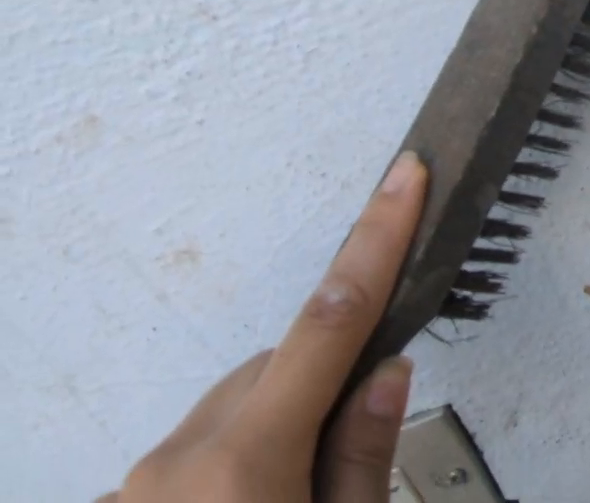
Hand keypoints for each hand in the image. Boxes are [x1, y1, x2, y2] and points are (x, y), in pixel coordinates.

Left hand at [102, 152, 428, 502]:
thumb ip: (361, 454)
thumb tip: (387, 368)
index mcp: (242, 466)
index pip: (331, 320)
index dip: (376, 238)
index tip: (405, 175)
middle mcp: (169, 464)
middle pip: (278, 366)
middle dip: (327, 377)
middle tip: (355, 449)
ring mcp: (128, 490)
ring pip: (235, 406)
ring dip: (281, 420)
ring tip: (299, 496)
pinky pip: (192, 447)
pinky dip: (236, 453)